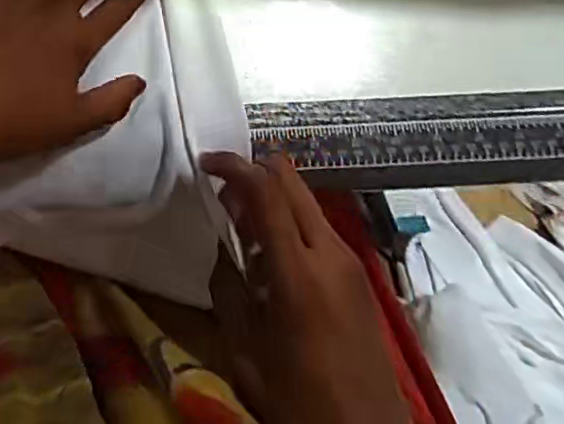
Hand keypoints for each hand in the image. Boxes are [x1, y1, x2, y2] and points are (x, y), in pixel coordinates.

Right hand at [201, 152, 410, 423]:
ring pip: (304, 199)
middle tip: (224, 199)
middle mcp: (331, 254)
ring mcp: (350, 262)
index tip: (204, 162)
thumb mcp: (245, 350)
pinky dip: (289, 220)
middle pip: (290, 179)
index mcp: (299, 272)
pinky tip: (272, 257)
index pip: (265, 189)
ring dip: (270, 197)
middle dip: (251, 173)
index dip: (231, 165)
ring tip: (244, 231)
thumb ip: (227, 287)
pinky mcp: (359, 276)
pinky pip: (317, 225)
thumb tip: (222, 248)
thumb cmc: (299, 401)